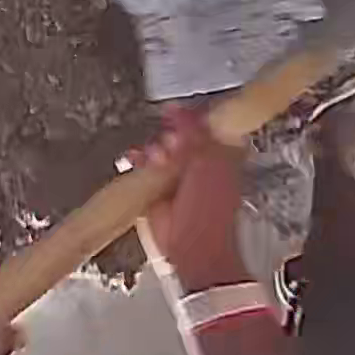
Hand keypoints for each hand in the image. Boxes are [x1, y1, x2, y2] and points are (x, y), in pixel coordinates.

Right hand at [131, 106, 250, 290]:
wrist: (193, 246)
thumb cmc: (210, 207)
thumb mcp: (207, 161)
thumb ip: (195, 132)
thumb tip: (180, 108)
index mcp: (217, 155)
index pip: (200, 125)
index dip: (187, 118)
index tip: (175, 113)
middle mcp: (196, 162)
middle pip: (175, 134)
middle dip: (169, 136)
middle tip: (170, 144)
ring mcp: (175, 175)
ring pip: (157, 147)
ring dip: (154, 149)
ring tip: (157, 159)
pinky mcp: (155, 186)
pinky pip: (142, 164)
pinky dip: (138, 159)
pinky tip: (137, 159)